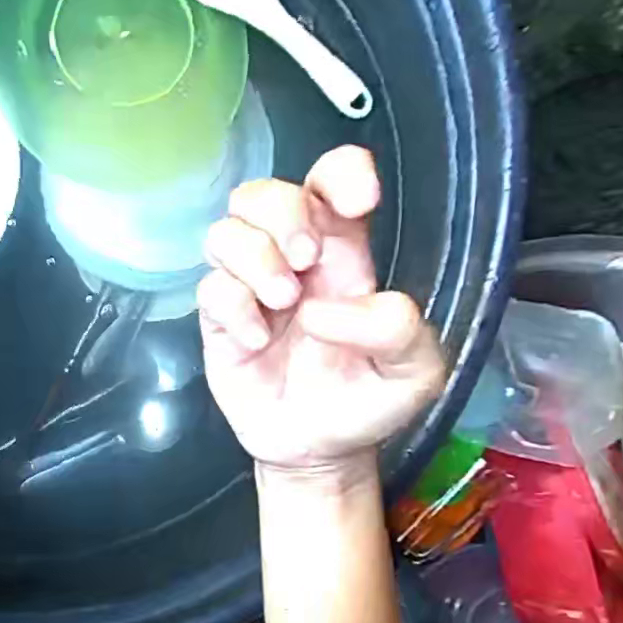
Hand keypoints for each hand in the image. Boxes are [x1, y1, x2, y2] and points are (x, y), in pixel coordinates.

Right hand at [198, 146, 445, 475]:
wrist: (313, 449)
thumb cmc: (366, 402)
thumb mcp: (414, 371)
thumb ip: (395, 329)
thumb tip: (318, 310)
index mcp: (345, 252)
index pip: (331, 178)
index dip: (339, 173)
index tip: (354, 206)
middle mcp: (290, 259)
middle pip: (263, 193)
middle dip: (282, 217)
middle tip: (304, 263)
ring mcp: (248, 287)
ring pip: (224, 231)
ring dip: (252, 261)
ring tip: (280, 306)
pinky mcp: (217, 320)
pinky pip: (208, 288)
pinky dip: (232, 310)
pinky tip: (255, 342)